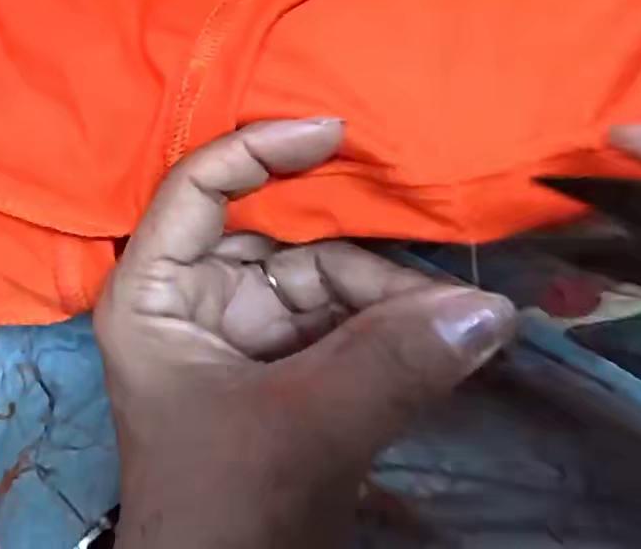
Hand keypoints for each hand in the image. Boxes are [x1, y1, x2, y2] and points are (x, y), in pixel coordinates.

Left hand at [95, 117, 515, 548]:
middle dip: (350, 245)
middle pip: (275, 233)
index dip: (259, 148)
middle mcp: (192, 292)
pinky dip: (386, 322)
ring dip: (385, 295)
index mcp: (154, 290)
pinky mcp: (281, 354)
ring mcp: (240, 322)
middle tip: (428, 240)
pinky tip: (438, 331)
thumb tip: (487, 309)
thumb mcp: (296, 432)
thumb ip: (387, 368)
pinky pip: (338, 314)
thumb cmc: (221, 513)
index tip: (331, 130)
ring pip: (318, 275)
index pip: (198, 186)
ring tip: (455, 316)